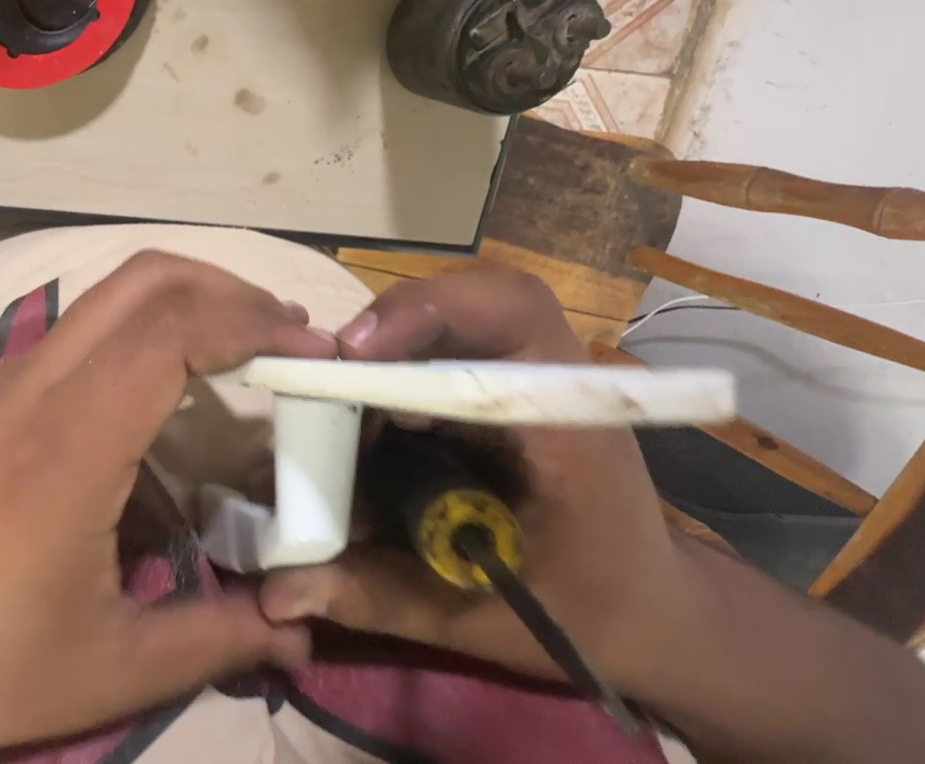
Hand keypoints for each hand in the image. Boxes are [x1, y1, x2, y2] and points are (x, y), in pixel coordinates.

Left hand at [0, 252, 336, 760]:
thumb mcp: (112, 668)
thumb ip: (219, 638)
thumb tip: (304, 628)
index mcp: (67, 448)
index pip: (169, 332)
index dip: (251, 324)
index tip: (314, 351)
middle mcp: (36, 388)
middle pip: (144, 280)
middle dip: (230, 290)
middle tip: (292, 338)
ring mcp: (11, 378)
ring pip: (113, 292)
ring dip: (191, 299)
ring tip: (252, 349)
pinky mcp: (0, 389)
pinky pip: (90, 324)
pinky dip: (152, 324)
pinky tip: (180, 381)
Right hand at [257, 268, 701, 695]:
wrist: (648, 612)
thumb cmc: (587, 612)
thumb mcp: (482, 617)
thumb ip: (379, 596)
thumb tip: (276, 589)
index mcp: (566, 418)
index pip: (513, 312)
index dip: (428, 311)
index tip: (357, 354)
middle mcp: (535, 378)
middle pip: (453, 306)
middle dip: (376, 341)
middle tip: (315, 392)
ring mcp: (507, 380)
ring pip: (426, 331)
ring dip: (366, 371)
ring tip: (325, 426)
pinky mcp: (481, 393)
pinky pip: (418, 366)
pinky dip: (373, 393)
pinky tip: (351, 438)